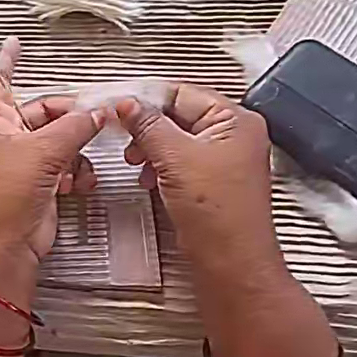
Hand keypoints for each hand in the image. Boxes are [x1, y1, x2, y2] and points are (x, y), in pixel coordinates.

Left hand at [0, 39, 102, 293]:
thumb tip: (96, 113)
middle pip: (43, 112)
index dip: (8, 60)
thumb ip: (73, 127)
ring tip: (82, 161)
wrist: (4, 246)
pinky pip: (64, 164)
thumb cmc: (2, 197)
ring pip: (59, 140)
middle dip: (69, 117)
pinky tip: (80, 182)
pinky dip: (75, 170)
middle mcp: (6, 137)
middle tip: (94, 118)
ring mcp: (23, 161)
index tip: (15, 43)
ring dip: (76, 149)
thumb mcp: (42, 151)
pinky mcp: (39, 183)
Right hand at [116, 84, 282, 284]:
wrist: (231, 264)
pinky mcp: (211, 182)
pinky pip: (179, 160)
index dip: (148, 98)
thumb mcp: (176, 158)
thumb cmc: (220, 216)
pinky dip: (160, 164)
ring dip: (151, 146)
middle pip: (179, 115)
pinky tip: (147, 175)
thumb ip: (149, 125)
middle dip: (148, 126)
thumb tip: (129, 104)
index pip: (183, 93)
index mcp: (236, 120)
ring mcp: (223, 160)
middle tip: (123, 132)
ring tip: (136, 158)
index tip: (120, 104)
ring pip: (176, 138)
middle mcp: (233, 136)